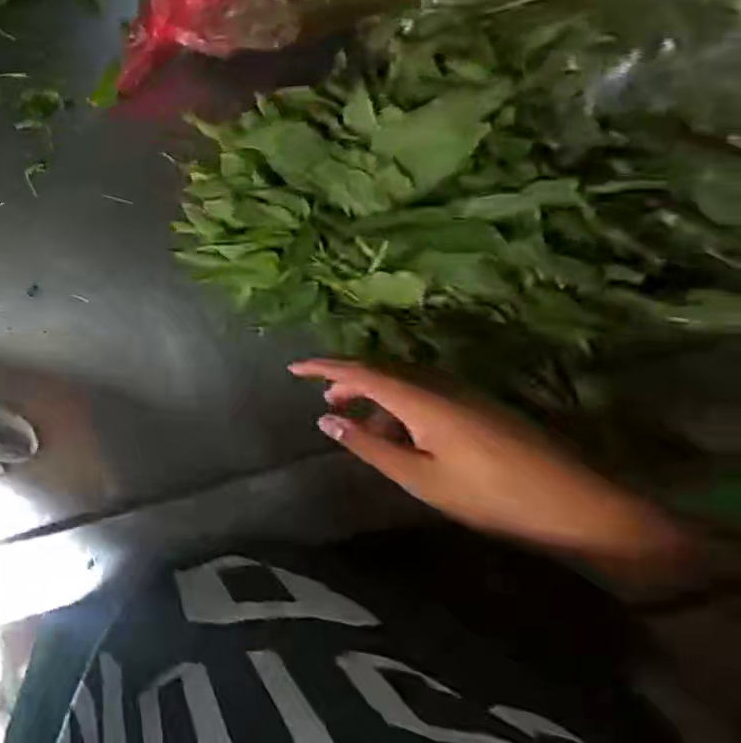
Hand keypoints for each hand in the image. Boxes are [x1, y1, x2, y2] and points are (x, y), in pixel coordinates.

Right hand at [292, 359, 698, 582]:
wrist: (591, 513)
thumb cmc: (494, 497)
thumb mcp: (420, 478)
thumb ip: (368, 445)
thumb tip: (326, 418)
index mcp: (421, 400)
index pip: (359, 371)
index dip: (321, 367)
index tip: (292, 368)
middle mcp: (441, 387)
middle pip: (382, 370)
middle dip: (347, 380)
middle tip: (326, 401)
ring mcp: (468, 396)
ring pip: (406, 380)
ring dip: (376, 392)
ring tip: (362, 421)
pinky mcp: (485, 409)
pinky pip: (428, 391)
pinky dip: (402, 402)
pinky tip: (404, 432)